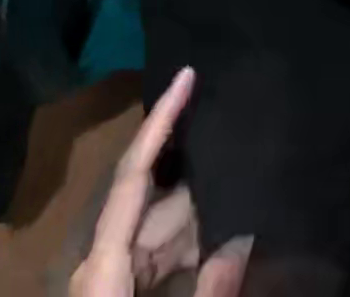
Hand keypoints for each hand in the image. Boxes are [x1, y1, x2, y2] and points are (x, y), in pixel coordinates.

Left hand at [71, 68, 253, 296]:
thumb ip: (210, 293)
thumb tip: (246, 237)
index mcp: (102, 270)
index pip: (133, 175)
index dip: (161, 120)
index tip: (187, 75)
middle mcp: (103, 264)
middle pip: (155, 197)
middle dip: (200, 165)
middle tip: (239, 120)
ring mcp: (113, 280)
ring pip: (164, 223)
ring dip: (205, 205)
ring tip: (247, 164)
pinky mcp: (123, 294)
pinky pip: (164, 251)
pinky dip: (197, 238)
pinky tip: (231, 225)